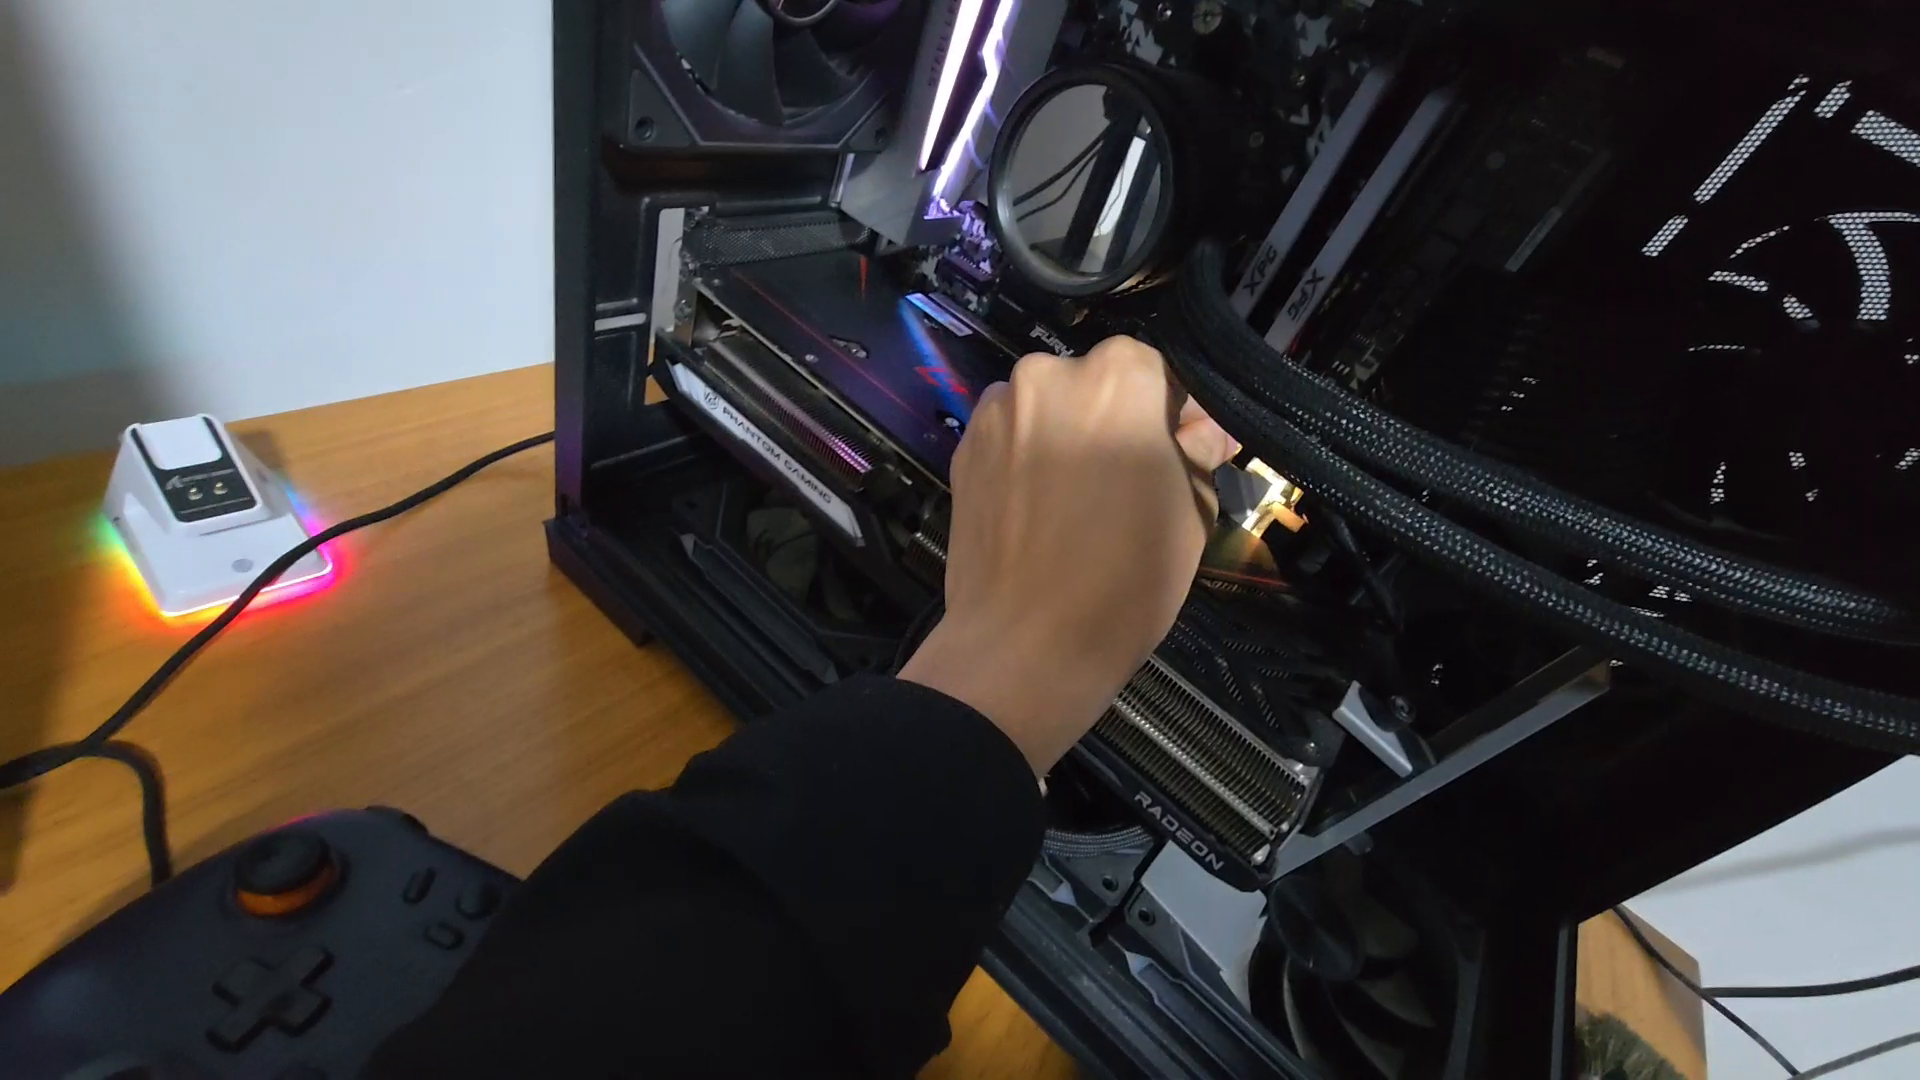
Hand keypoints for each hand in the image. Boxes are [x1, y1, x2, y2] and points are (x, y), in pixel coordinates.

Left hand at [899, 336, 1238, 773]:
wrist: (1026, 643)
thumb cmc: (1125, 579)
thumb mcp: (1191, 513)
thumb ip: (1198, 452)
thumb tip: (1205, 429)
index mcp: (1116, 379)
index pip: (1154, 368)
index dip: (1168, 410)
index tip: (1174, 450)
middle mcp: (1046, 377)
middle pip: (1091, 382)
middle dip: (1112, 417)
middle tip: (1123, 477)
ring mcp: (994, 414)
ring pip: (1044, 407)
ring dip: (1062, 433)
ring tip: (1073, 498)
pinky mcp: (961, 452)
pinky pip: (1007, 437)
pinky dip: (1024, 457)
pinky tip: (1036, 508)